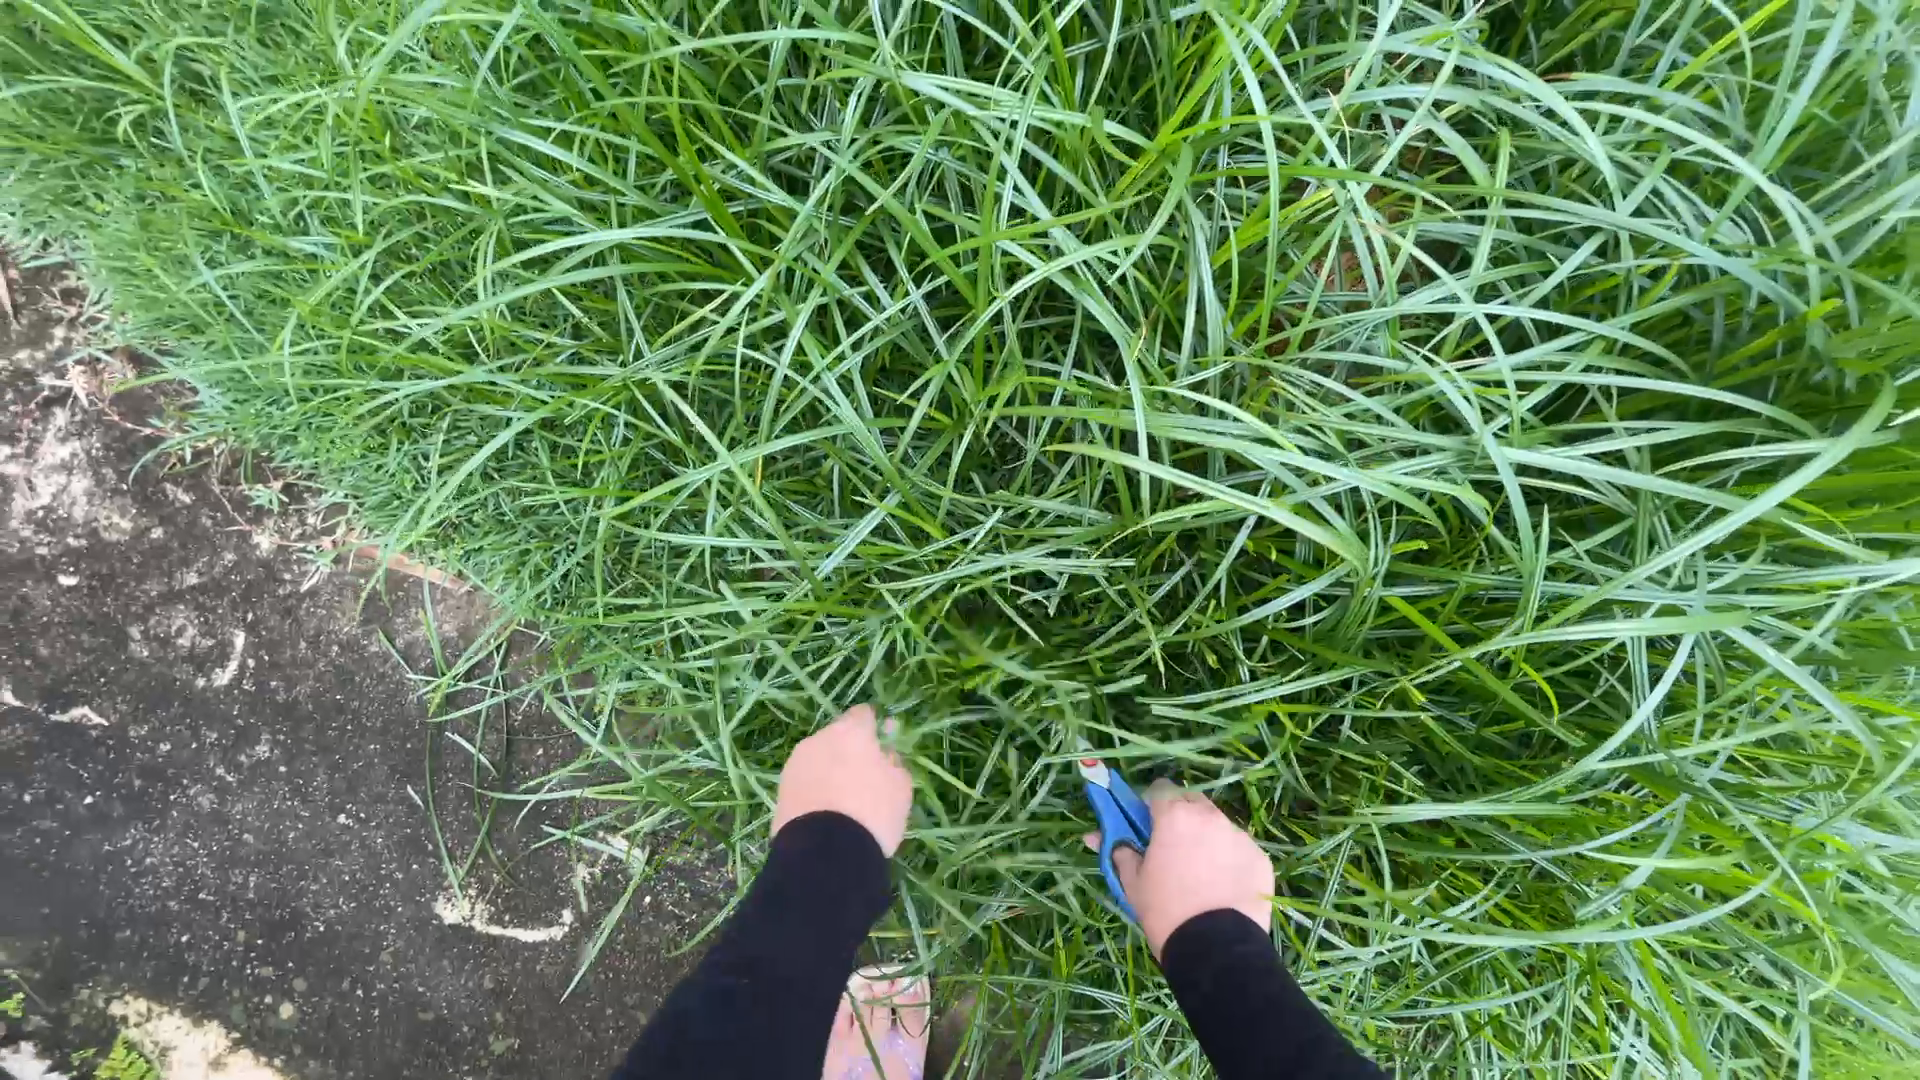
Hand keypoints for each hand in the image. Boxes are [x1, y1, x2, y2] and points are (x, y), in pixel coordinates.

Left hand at [772, 704, 912, 855]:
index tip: (882, 748)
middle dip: (850, 752)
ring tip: (844, 804)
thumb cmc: (872, 813)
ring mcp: (795, 766)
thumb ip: (894, 763)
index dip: (874, 729)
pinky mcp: (780, 793)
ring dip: (830, 772)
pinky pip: (805, 784)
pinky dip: (815, 792)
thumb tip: (884, 755)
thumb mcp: (900, 788)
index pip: (863, 715)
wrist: (824, 855)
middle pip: (838, 737)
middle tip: (865, 780)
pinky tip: (827, 816)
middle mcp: (818, 740)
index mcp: (850, 731)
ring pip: (818, 761)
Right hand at [1086, 779, 1273, 956]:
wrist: (1215, 951)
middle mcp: (1209, 817)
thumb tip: (1095, 836)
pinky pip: (1240, 849)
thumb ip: (1119, 852)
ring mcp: (1239, 837)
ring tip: (1201, 870)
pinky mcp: (1261, 859)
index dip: (1152, 804)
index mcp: (1174, 815)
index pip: (1160, 788)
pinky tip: (1223, 886)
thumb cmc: (1165, 911)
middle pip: (1192, 801)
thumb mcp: (1133, 882)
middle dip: (1181, 815)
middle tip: (1173, 845)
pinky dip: (1230, 859)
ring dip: (1207, 836)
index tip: (1148, 824)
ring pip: (1218, 825)